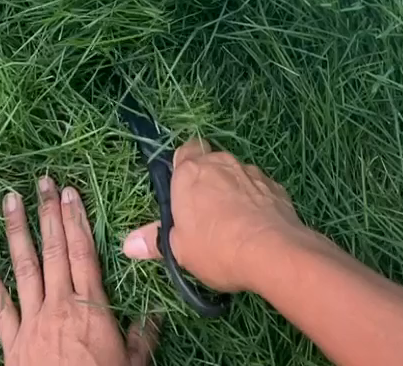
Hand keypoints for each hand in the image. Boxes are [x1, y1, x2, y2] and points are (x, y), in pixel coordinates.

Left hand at [0, 176, 158, 365]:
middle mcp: (60, 305)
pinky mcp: (11, 342)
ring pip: (25, 267)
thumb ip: (141, 338)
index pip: (83, 252)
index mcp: (91, 307)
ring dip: (17, 230)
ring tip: (10, 199)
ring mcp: (32, 321)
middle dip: (49, 213)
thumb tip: (155, 312)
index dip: (76, 220)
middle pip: (54, 250)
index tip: (69, 192)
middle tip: (43, 182)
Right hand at [120, 137, 312, 292]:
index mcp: (189, 172)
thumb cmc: (216, 247)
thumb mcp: (179, 250)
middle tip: (206, 210)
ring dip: (233, 189)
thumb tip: (128, 245)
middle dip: (208, 179)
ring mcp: (249, 171)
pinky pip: (259, 189)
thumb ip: (154, 241)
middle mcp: (219, 162)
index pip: (183, 151)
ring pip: (236, 174)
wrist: (272, 252)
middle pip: (210, 161)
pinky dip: (256, 201)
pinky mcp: (274, 186)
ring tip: (234, 222)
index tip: (184, 192)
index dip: (183, 168)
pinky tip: (257, 226)